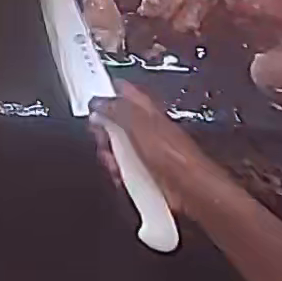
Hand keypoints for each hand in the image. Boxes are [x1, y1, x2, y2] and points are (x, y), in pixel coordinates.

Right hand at [90, 81, 231, 215]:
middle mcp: (145, 126)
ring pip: (116, 145)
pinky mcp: (145, 168)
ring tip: (112, 161)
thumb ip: (114, 108)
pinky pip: (123, 165)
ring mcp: (145, 148)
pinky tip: (121, 175)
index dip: (104, 91)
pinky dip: (118, 170)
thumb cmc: (173, 155)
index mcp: (145, 108)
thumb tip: (97, 101)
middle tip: (101, 137)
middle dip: (102, 129)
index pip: (121, 90)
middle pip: (113, 120)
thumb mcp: (136, 123)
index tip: (90, 101)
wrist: (191, 189)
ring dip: (109, 153)